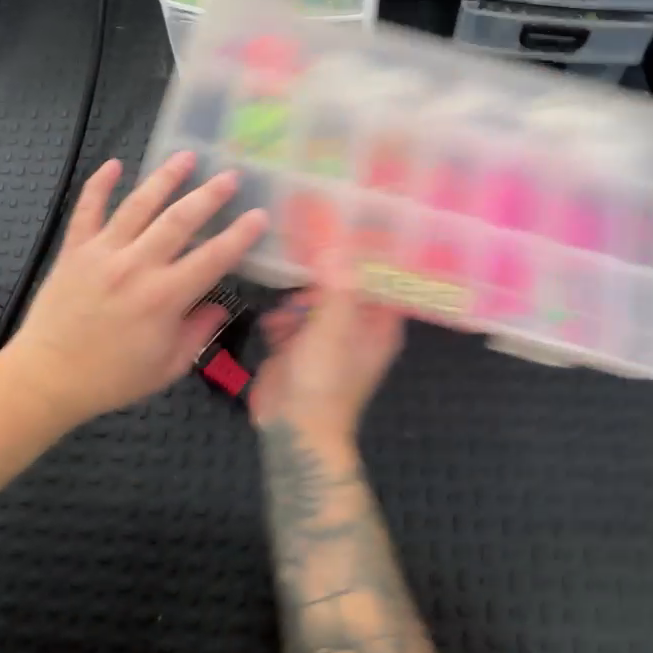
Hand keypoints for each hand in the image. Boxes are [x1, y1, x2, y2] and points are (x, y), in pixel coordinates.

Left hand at [0, 153, 268, 428]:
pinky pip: (88, 209)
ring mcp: (102, 253)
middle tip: (230, 176)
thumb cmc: (112, 378)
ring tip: (185, 156)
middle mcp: (136, 266)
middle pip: (180, 220)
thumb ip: (198, 332)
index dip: (240, 236)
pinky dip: (99, 184)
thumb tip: (220, 306)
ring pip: (138, 205)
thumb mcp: (168, 367)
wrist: (48, 378)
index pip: (213, 258)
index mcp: (164, 297)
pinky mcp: (74, 249)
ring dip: (164, 178)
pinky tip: (114, 164)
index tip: (258, 216)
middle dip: (209, 195)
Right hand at [249, 252, 405, 445]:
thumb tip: (337, 239)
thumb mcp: (333, 326)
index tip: (340, 224)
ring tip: (287, 312)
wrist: (293, 429)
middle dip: (319, 275)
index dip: (363, 250)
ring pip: (311, 298)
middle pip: (340, 282)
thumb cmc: (324, 380)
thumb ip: (337, 282)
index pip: (378, 275)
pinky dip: (280, 319)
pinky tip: (273, 328)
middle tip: (300, 257)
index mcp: (378, 323)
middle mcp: (355, 325)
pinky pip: (288, 318)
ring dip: (295, 300)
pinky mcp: (296, 346)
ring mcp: (324, 336)